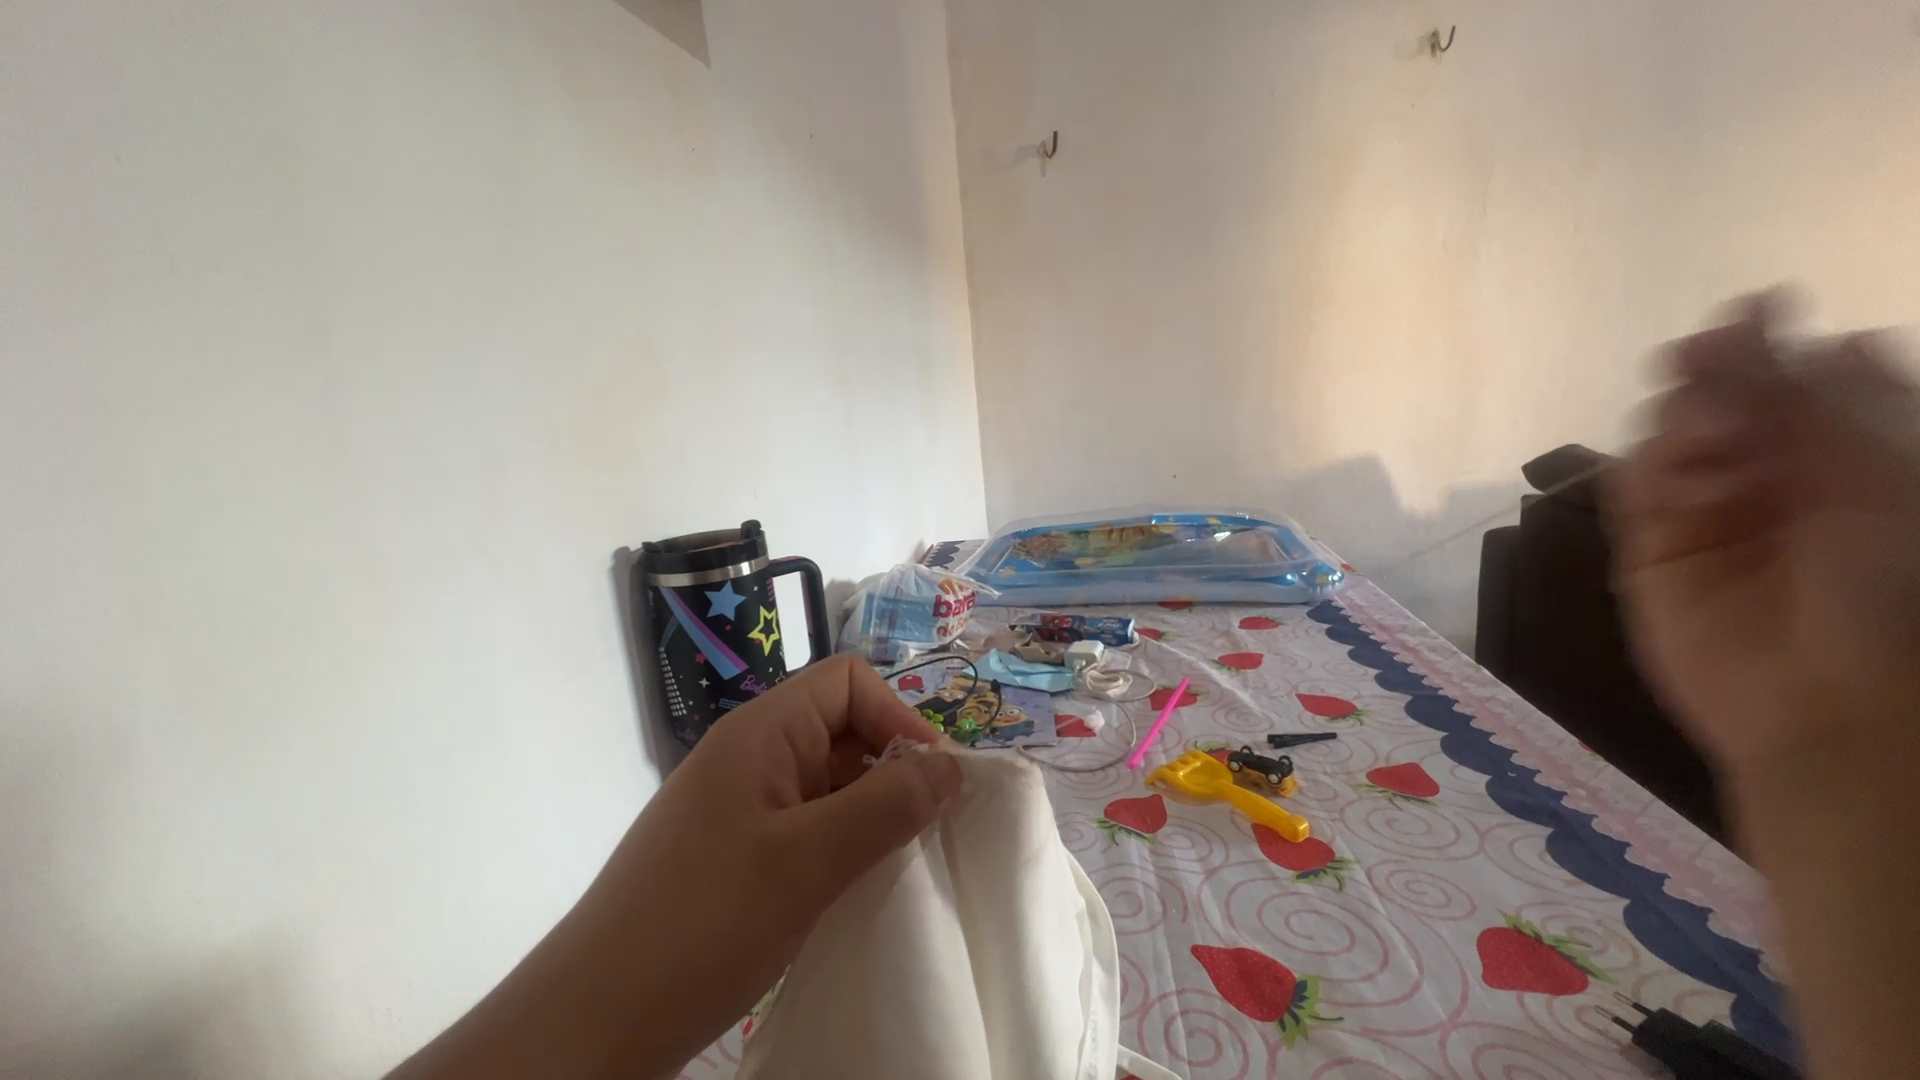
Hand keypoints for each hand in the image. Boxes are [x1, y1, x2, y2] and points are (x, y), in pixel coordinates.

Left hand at [389, 654, 963, 1079]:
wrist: (594, 1022)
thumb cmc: (704, 922)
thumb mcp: (809, 861)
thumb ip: (888, 804)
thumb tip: (953, 766)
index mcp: (761, 732)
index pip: (848, 682)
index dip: (898, 716)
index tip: (931, 782)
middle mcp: (751, 756)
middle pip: (843, 728)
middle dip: (892, 768)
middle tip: (924, 831)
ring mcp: (741, 805)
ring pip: (829, 781)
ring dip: (871, 812)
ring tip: (895, 865)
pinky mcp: (737, 852)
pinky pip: (808, 825)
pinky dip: (842, 844)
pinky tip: (854, 888)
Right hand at [1608, 296, 1919, 776]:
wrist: (1825, 698)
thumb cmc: (1887, 589)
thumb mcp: (1880, 481)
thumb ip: (1837, 408)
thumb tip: (1824, 332)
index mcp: (1838, 454)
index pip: (1793, 379)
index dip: (1771, 340)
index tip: (1755, 305)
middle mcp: (1766, 474)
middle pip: (1717, 399)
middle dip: (1712, 372)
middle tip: (1702, 355)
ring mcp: (1701, 509)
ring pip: (1664, 436)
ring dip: (1681, 421)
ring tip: (1714, 435)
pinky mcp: (1647, 544)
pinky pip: (1632, 488)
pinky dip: (1652, 471)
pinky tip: (1687, 481)